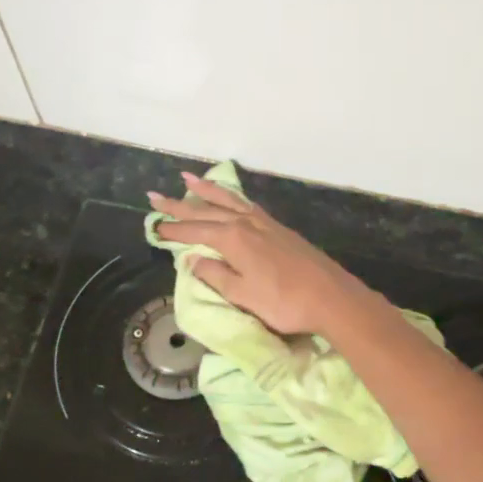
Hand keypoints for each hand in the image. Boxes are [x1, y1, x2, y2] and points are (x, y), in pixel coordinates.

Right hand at [149, 172, 373, 335]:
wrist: (330, 297)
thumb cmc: (283, 302)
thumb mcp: (242, 295)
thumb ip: (215, 275)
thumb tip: (191, 260)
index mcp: (232, 239)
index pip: (194, 231)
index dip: (172, 229)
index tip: (152, 225)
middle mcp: (245, 224)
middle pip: (206, 211)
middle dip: (180, 204)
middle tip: (155, 196)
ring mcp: (264, 223)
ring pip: (228, 201)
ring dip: (206, 191)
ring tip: (188, 179)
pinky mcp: (279, 228)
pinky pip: (247, 205)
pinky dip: (232, 198)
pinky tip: (229, 199)